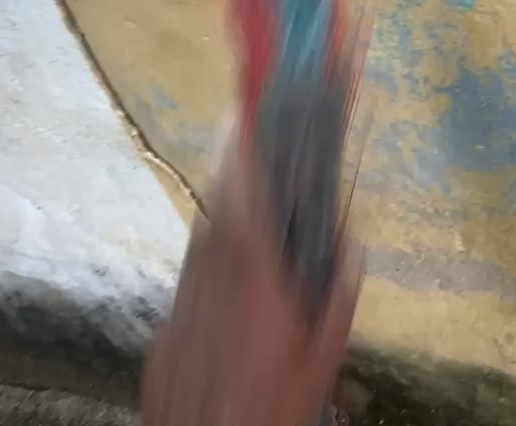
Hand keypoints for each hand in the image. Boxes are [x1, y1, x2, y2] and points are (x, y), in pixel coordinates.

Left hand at [142, 153, 361, 425]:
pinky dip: (209, 264)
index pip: (241, 201)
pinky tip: (229, 281)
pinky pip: (188, 282)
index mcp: (253, 279)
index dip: (239, 155)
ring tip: (245, 200)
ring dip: (221, 214)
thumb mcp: (325, 351)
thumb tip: (353, 247)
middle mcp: (210, 283)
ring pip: (198, 245)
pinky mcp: (162, 336)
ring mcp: (180, 308)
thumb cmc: (275, 402)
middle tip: (247, 143)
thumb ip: (340, 293)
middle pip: (215, 213)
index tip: (243, 118)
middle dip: (230, 172)